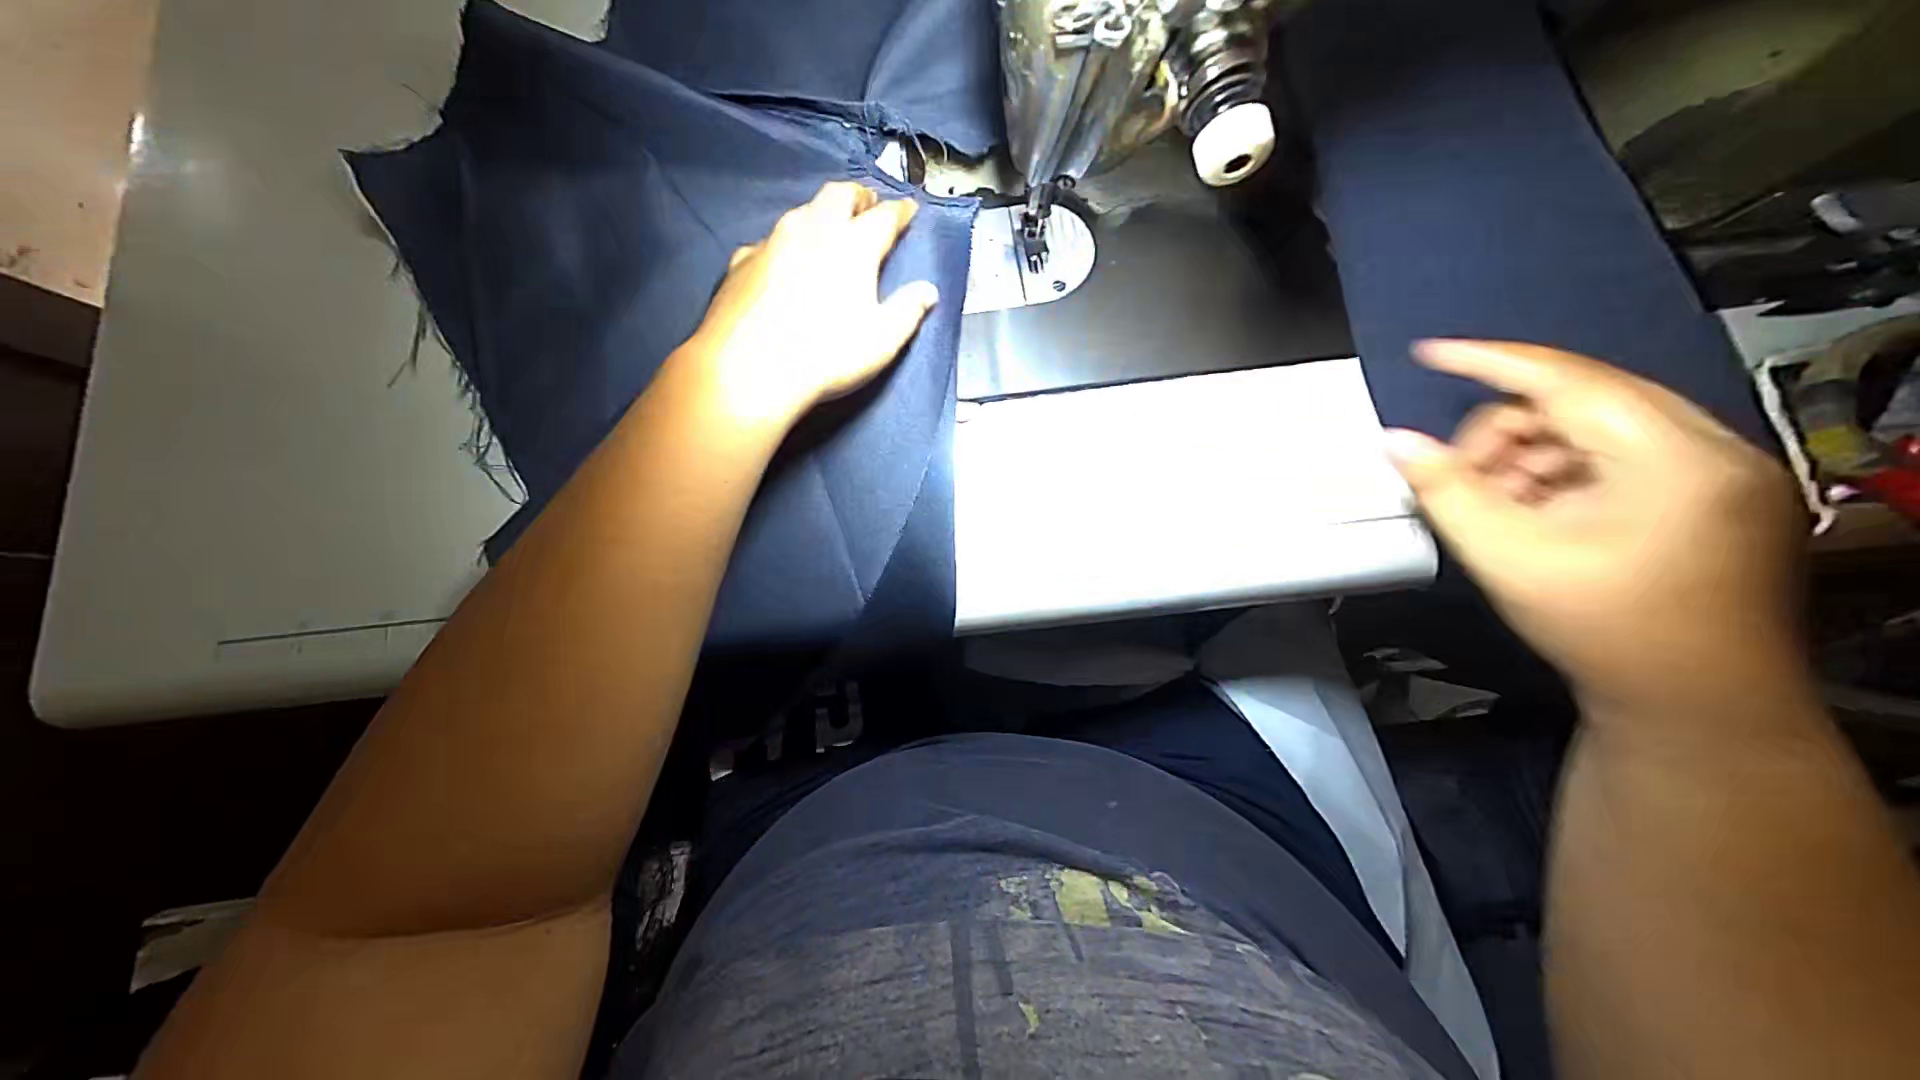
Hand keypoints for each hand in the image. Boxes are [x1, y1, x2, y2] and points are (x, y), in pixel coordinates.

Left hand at [679, 181, 940, 430]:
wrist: (748, 370)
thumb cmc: (827, 355)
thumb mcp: (882, 340)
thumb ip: (908, 310)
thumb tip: (927, 291)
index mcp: (853, 244)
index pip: (884, 216)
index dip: (900, 212)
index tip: (908, 210)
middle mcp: (811, 229)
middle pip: (838, 195)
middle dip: (857, 196)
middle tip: (866, 205)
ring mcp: (771, 241)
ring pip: (800, 212)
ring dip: (819, 214)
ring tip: (827, 229)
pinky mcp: (741, 261)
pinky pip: (769, 242)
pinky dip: (784, 245)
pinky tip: (781, 262)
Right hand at [1383, 340, 1806, 711]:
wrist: (1694, 704)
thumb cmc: (1605, 631)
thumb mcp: (1506, 556)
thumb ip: (1446, 491)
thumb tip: (1396, 442)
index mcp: (1673, 458)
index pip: (1567, 381)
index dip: (1490, 361)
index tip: (1431, 351)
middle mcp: (1710, 451)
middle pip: (1579, 404)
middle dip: (1505, 434)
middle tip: (1462, 478)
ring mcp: (1718, 474)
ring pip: (1595, 432)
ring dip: (1529, 458)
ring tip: (1498, 508)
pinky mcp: (1712, 498)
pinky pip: (1618, 459)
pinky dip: (1562, 476)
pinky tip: (1534, 514)